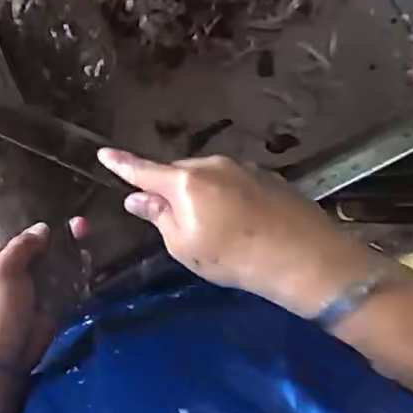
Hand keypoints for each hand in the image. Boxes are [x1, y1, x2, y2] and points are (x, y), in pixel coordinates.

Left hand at [0, 217, 85, 372]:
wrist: (11, 354)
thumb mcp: (2, 272)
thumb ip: (21, 246)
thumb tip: (42, 228)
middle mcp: (2, 263)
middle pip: (17, 234)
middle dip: (36, 220)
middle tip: (57, 203)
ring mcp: (25, 278)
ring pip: (45, 251)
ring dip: (63, 239)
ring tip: (81, 225)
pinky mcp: (46, 293)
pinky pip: (62, 273)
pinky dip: (75, 263)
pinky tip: (86, 252)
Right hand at [98, 150, 382, 316]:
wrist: (308, 260)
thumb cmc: (234, 257)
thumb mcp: (183, 245)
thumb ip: (158, 217)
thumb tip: (138, 198)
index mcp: (185, 181)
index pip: (142, 170)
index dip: (120, 163)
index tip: (103, 153)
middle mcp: (212, 166)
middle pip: (176, 174)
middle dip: (168, 189)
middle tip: (169, 219)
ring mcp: (244, 169)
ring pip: (206, 178)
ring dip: (198, 194)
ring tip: (209, 226)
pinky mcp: (269, 179)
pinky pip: (232, 183)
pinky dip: (224, 197)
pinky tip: (237, 222)